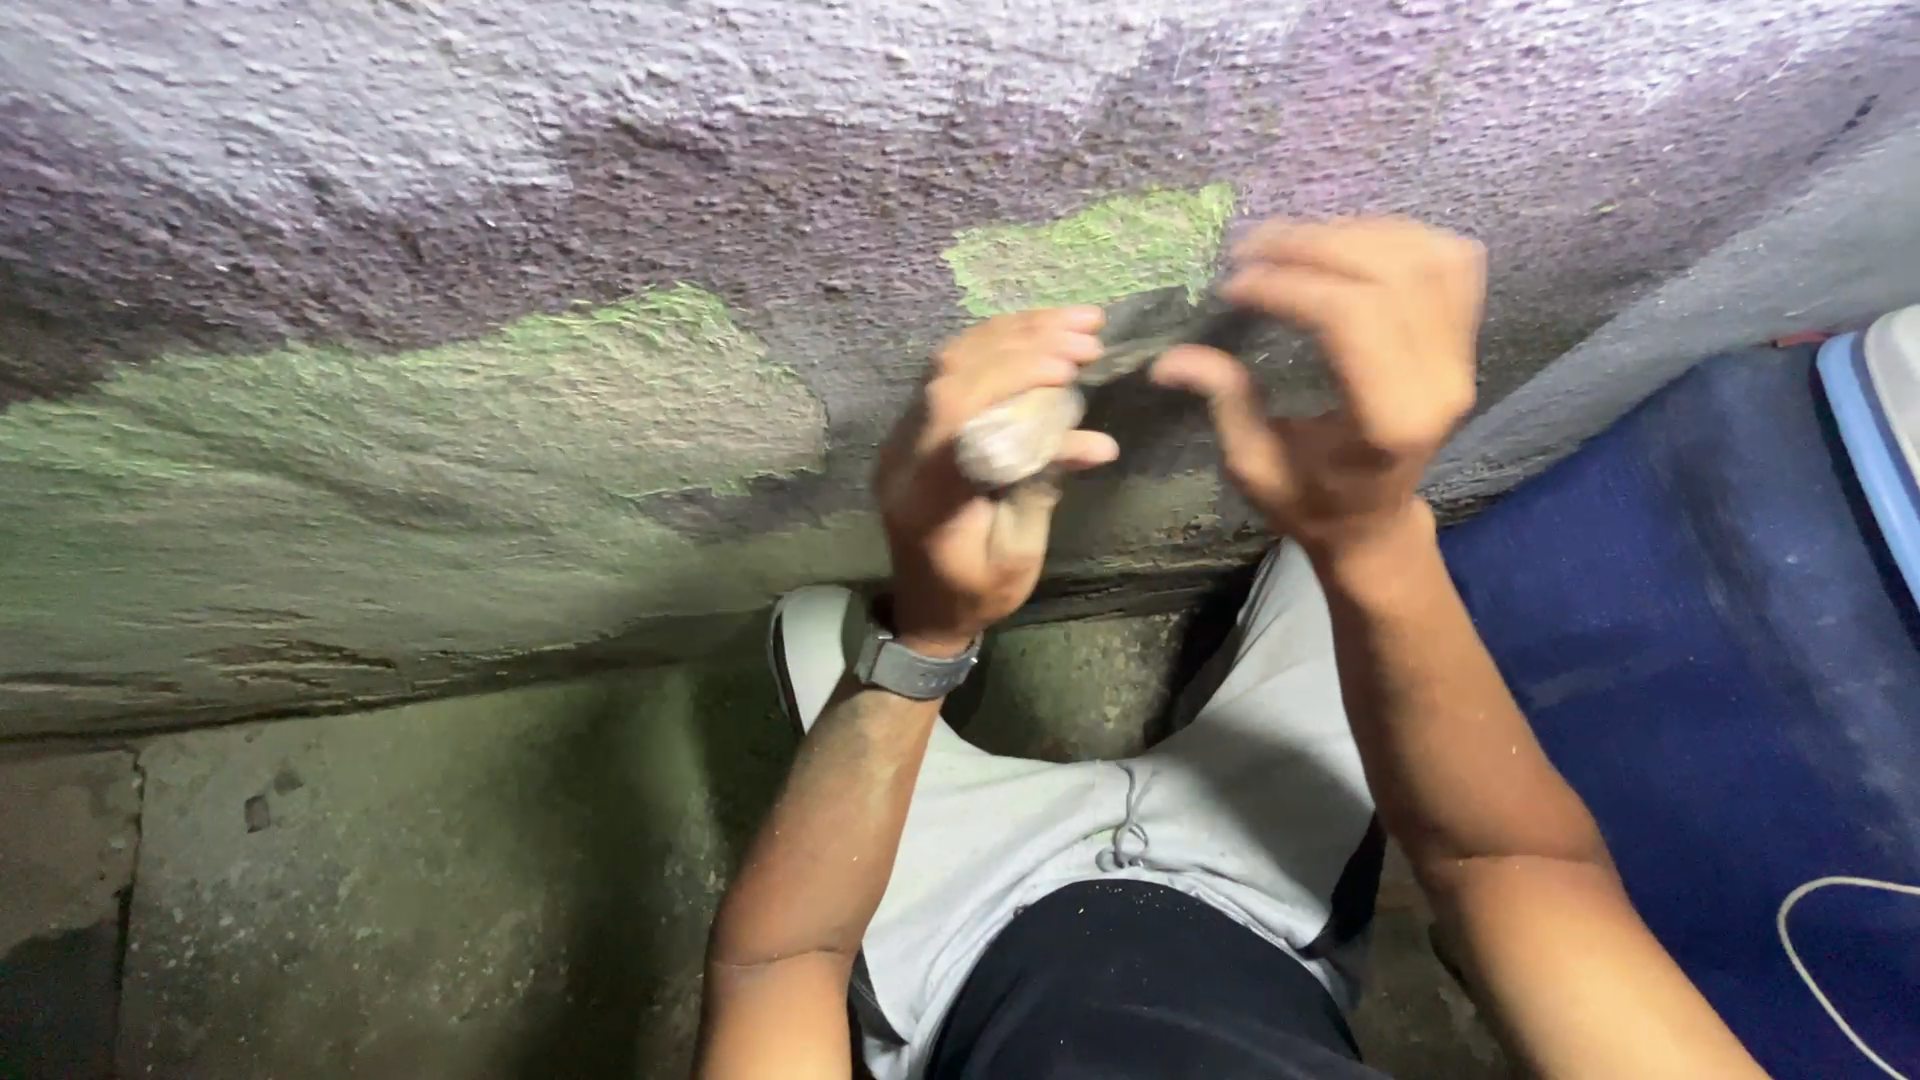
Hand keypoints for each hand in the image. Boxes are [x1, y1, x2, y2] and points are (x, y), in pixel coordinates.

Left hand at [874, 308, 1120, 654]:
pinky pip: (950, 372)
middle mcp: (902, 456)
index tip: (1070, 366)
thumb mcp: (1017, 555)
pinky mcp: (915, 428)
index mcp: (926, 499)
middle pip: (951, 376)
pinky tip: (1040, 333)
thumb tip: (1096, 441)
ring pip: (949, 362)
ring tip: (1077, 323)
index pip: (957, 417)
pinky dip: (998, 345)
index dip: (1012, 379)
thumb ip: (1042, 490)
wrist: (927, 606)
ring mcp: (902, 437)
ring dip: (1014, 334)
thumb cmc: (976, 592)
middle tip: (1088, 336)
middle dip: (1023, 346)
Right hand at [1151, 217, 1484, 555]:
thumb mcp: (1253, 465)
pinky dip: (1397, 237)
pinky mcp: (1464, 341)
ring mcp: (1462, 357)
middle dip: (1314, 246)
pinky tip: (1345, 244)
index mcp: (1387, 420)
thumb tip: (1166, 360)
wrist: (1372, 521)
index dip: (1287, 286)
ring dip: (1353, 234)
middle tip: (1252, 248)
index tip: (1232, 285)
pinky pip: (1450, 262)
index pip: (1350, 317)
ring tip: (1292, 241)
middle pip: (1390, 273)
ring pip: (1427, 256)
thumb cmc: (1308, 502)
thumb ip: (1224, 402)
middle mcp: (1439, 381)